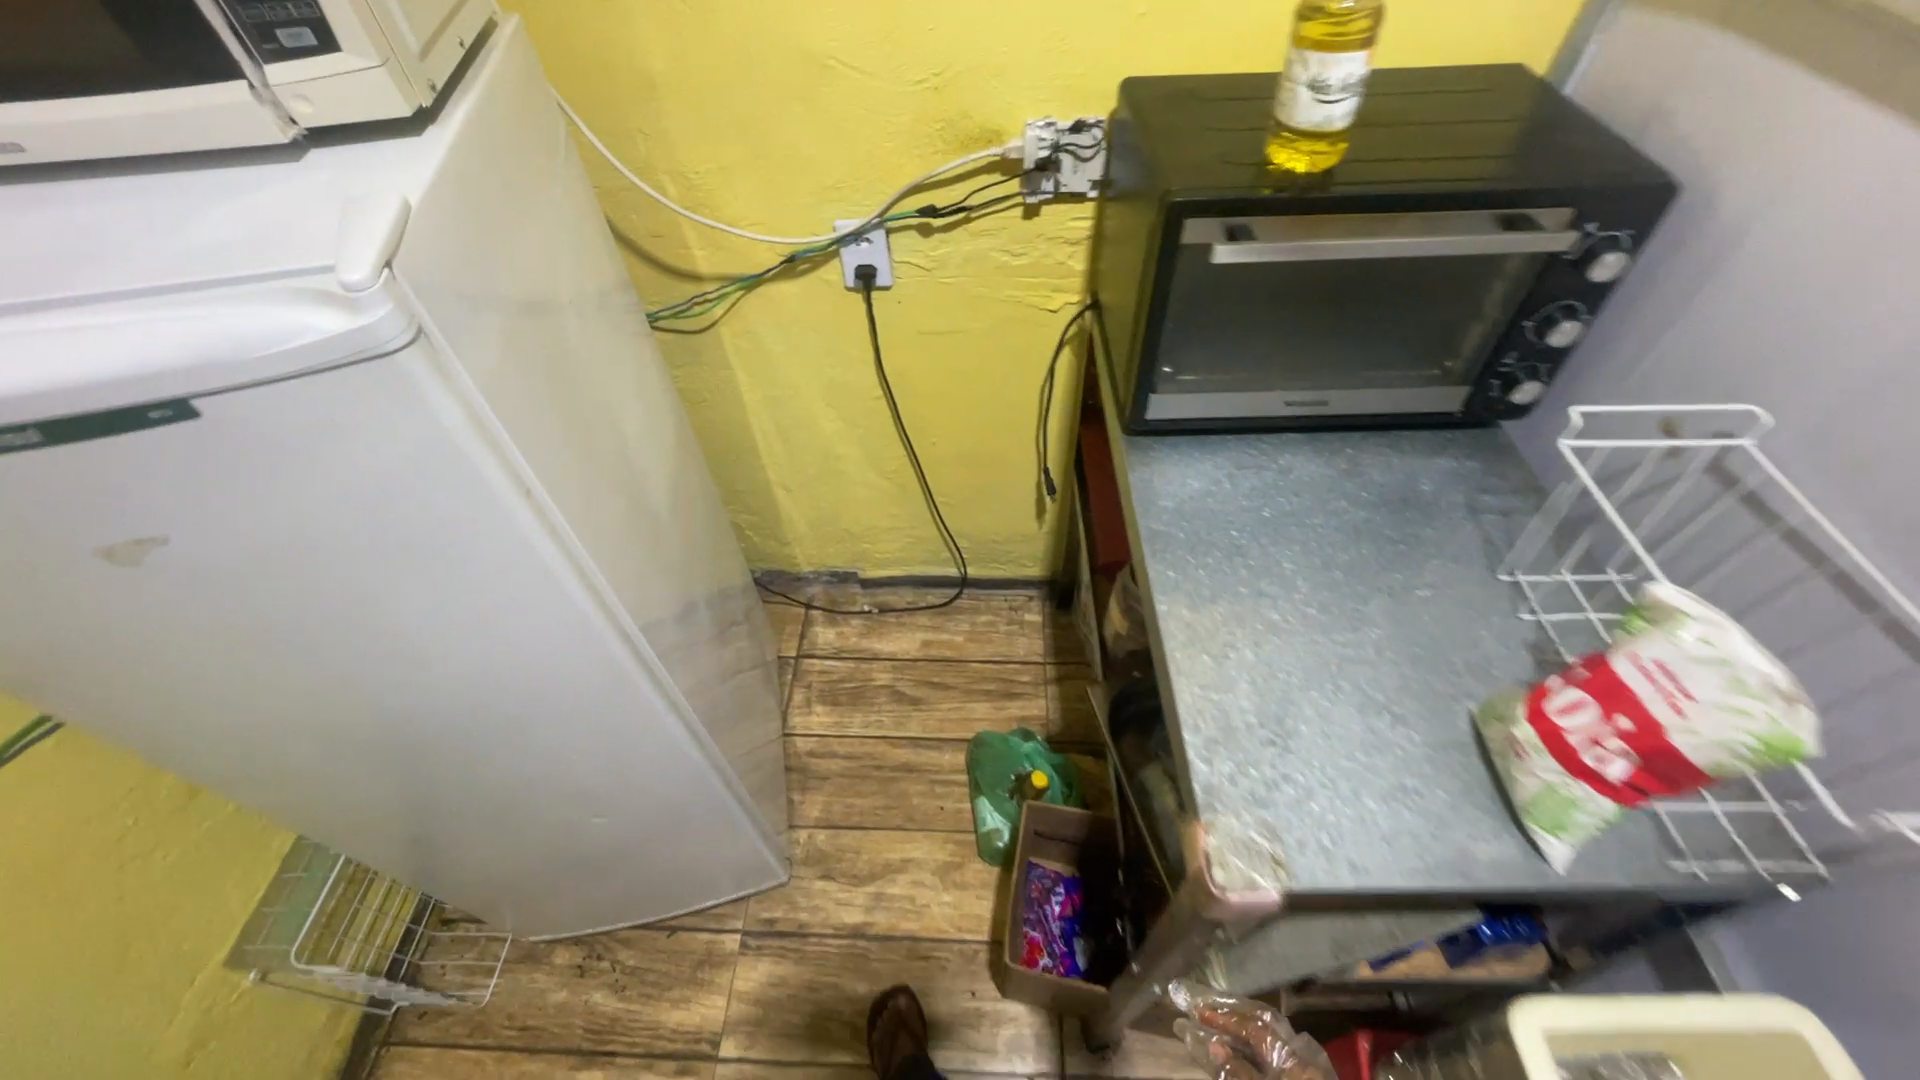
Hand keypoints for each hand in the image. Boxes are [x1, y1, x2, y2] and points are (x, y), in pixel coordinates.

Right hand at [1167, 981, 1334, 1079]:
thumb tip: (1214, 1045)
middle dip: (1233, 1021)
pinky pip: (1270, 1062)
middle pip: (1263, 1030)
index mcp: (1294, 1060)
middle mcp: (1300, 1060)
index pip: (1256, 1029)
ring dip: (1239, 1037)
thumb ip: (1239, 1072)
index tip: (1199, 1012)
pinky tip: (1232, 1056)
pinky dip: (1250, 1056)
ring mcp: (1301, 1073)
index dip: (1226, 1019)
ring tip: (1214, 1031)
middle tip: (1205, 1014)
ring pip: (1267, 1046)